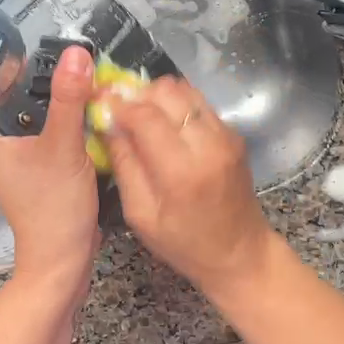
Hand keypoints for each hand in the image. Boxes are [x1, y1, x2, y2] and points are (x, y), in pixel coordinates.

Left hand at [0, 45, 100, 292]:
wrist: (63, 263)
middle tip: (99, 79)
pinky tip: (102, 127)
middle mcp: (5, 144)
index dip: (45, 68)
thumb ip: (69, 98)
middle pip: (36, 99)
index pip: (14, 83)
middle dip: (68, 90)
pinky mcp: (46, 172)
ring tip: (104, 100)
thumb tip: (76, 52)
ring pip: (53, 119)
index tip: (77, 60)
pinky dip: (81, 132)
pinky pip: (62, 139)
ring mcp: (26, 159)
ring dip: (78, 111)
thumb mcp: (64, 146)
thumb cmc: (54, 208)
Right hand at [103, 76, 278, 292]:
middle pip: (167, 92)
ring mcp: (226, 135)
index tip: (102, 105)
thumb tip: (108, 124)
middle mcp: (208, 144)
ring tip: (142, 114)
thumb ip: (124, 165)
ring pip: (185, 89)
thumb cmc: (184, 243)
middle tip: (121, 109)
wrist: (241, 253)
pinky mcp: (233, 133)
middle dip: (139, 95)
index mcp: (181, 171)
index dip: (119, 105)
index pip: (145, 115)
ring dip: (158, 96)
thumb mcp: (141, 215)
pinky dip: (177, 105)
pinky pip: (198, 103)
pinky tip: (165, 124)